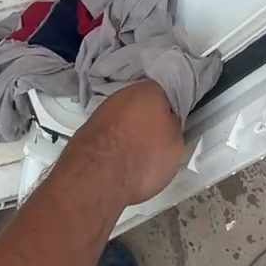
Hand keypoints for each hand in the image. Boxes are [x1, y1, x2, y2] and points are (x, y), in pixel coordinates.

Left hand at [62, 81, 185, 207]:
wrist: (98, 175)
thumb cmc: (144, 157)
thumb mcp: (175, 144)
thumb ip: (173, 126)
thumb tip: (169, 121)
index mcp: (151, 90)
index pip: (167, 96)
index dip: (171, 112)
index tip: (173, 128)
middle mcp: (126, 92)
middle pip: (143, 104)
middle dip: (148, 119)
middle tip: (156, 141)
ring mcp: (105, 108)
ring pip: (125, 116)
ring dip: (130, 129)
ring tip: (136, 153)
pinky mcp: (89, 126)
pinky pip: (110, 130)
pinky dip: (115, 140)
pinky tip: (119, 157)